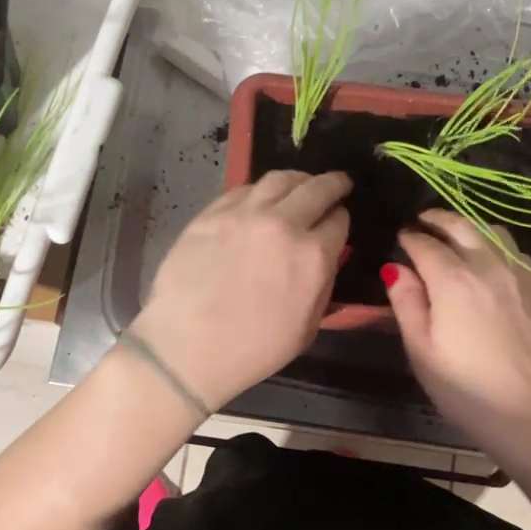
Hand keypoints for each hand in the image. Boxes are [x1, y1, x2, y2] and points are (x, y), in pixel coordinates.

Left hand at [131, 171, 350, 408]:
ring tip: (301, 184)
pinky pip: (243, 190)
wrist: (187, 348)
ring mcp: (244, 214)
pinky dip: (260, 191)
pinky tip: (260, 199)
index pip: (339, 220)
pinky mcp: (211, 213)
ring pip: (280, 179)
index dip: (342, 220)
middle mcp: (283, 224)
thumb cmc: (254, 350)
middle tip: (338, 183)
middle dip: (333, 184)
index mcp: (313, 256)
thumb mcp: (307, 328)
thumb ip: (324, 285)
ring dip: (298, 180)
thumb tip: (329, 257)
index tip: (340, 221)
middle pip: (317, 188)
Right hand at [383, 211, 530, 455]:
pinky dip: (495, 245)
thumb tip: (396, 268)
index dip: (409, 237)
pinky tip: (491, 261)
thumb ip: (407, 303)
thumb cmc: (466, 388)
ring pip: (492, 231)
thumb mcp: (421, 351)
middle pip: (461, 225)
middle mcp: (487, 265)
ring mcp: (519, 273)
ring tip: (457, 236)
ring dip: (470, 227)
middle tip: (423, 220)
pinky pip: (515, 250)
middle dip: (437, 219)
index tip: (400, 237)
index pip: (425, 243)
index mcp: (452, 279)